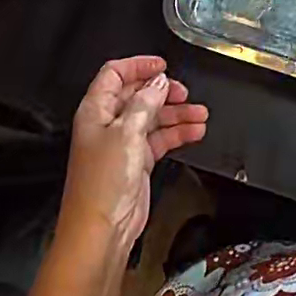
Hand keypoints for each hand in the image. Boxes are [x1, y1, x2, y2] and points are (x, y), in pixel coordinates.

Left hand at [59, 56, 207, 248]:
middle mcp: (107, 123)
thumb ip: (145, 103)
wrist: (101, 230)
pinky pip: (160, 138)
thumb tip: (158, 82)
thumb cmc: (101, 185)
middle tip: (184, 91)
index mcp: (96, 110)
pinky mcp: (136, 160)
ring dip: (176, 113)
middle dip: (162, 90)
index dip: (138, 65)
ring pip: (152, 116)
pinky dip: (177, 133)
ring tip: (199, 113)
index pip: (114, 74)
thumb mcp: (126, 134)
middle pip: (137, 94)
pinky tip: (194, 131)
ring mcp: (122, 142)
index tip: (162, 65)